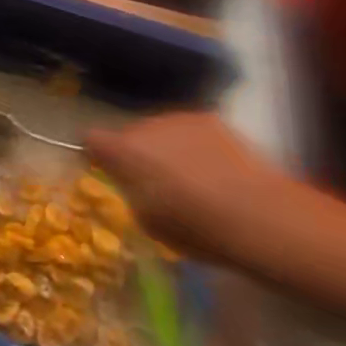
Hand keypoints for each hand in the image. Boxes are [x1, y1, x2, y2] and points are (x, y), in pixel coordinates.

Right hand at [84, 112, 293, 262]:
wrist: (253, 211)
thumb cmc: (195, 228)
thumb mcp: (149, 221)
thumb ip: (131, 192)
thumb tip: (132, 180)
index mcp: (127, 152)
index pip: (92, 138)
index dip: (95, 153)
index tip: (103, 168)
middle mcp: (149, 126)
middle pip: (130, 133)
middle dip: (135, 152)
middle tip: (152, 181)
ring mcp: (181, 118)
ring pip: (160, 129)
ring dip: (163, 145)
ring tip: (185, 174)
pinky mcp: (209, 118)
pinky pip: (186, 128)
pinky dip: (189, 142)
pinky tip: (209, 166)